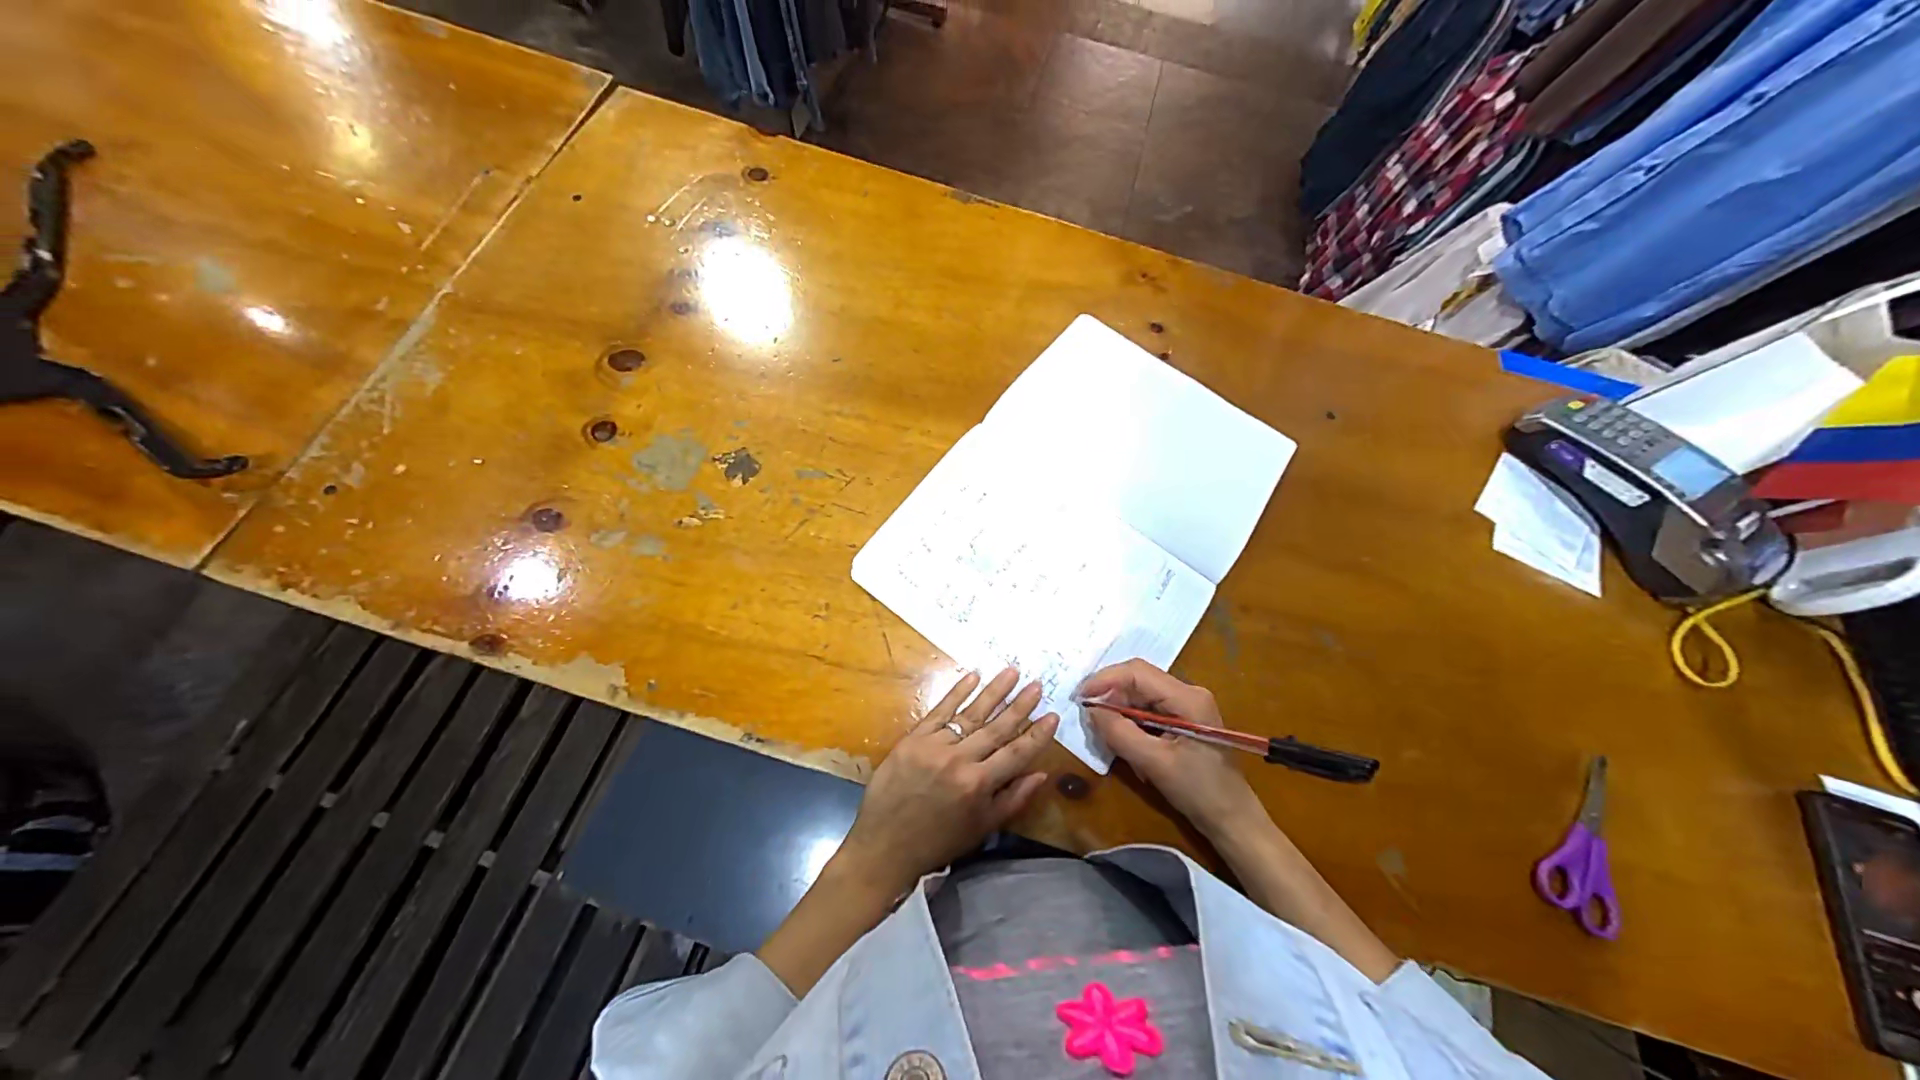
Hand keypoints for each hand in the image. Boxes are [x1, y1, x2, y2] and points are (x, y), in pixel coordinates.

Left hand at [835, 668, 1058, 893]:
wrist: (884, 845)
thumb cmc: (938, 842)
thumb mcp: (981, 828)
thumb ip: (1013, 799)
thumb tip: (1041, 773)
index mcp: (979, 785)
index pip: (1016, 752)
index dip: (1037, 734)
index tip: (1053, 714)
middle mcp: (960, 761)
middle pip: (997, 727)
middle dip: (1020, 705)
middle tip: (1037, 684)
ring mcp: (935, 746)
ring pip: (971, 714)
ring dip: (994, 691)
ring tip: (1012, 671)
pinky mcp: (913, 739)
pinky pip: (939, 711)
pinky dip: (957, 693)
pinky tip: (973, 677)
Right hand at [1080, 659, 1263, 837]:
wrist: (1232, 819)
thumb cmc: (1199, 791)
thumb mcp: (1154, 763)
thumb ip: (1121, 733)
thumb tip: (1092, 710)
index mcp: (1187, 698)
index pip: (1137, 673)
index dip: (1105, 680)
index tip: (1080, 698)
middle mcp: (1187, 693)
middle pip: (1137, 681)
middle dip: (1110, 697)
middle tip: (1090, 719)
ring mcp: (1186, 706)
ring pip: (1139, 697)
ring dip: (1120, 713)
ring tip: (1108, 738)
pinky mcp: (1182, 720)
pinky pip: (1147, 711)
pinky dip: (1131, 724)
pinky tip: (1127, 746)